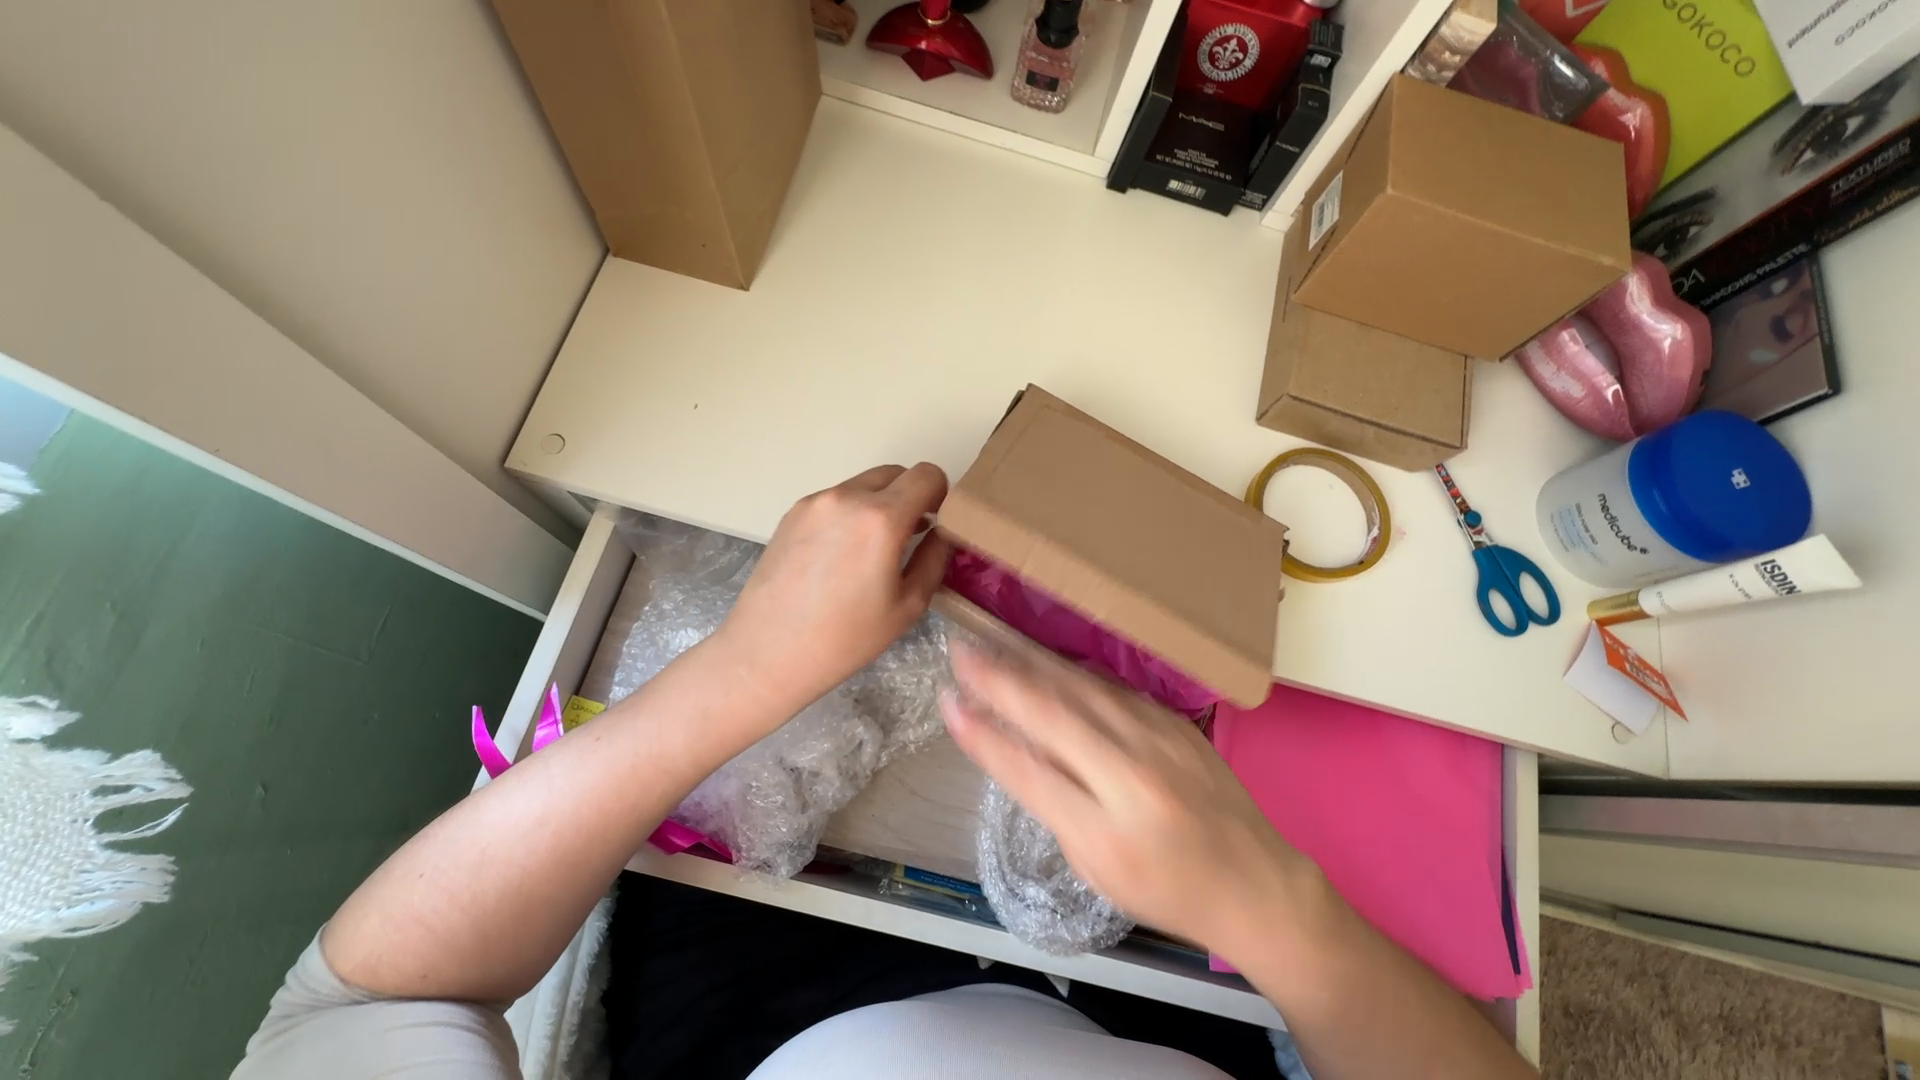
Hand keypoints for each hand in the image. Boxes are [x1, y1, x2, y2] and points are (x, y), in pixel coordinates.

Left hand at [717, 463, 953, 715]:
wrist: (768, 651)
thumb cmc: (844, 638)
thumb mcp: (908, 606)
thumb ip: (934, 559)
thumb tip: (943, 533)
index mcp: (880, 518)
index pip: (926, 475)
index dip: (941, 495)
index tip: (937, 524)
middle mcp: (846, 497)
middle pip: (895, 473)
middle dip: (911, 497)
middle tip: (910, 538)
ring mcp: (815, 502)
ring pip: (863, 485)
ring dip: (880, 505)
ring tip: (873, 552)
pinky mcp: (792, 513)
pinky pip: (836, 500)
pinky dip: (850, 514)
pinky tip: (841, 557)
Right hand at [941, 640, 1318, 956]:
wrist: (1256, 882)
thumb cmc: (1167, 890)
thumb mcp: (1097, 868)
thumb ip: (1055, 807)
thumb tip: (1015, 750)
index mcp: (1107, 831)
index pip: (1030, 771)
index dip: (984, 735)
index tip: (949, 703)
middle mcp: (1134, 776)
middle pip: (1055, 715)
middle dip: (1001, 680)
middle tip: (960, 652)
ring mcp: (1162, 740)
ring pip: (1083, 690)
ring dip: (1031, 666)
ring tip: (992, 647)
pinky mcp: (1176, 721)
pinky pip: (1112, 690)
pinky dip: (1071, 675)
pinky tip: (1045, 662)